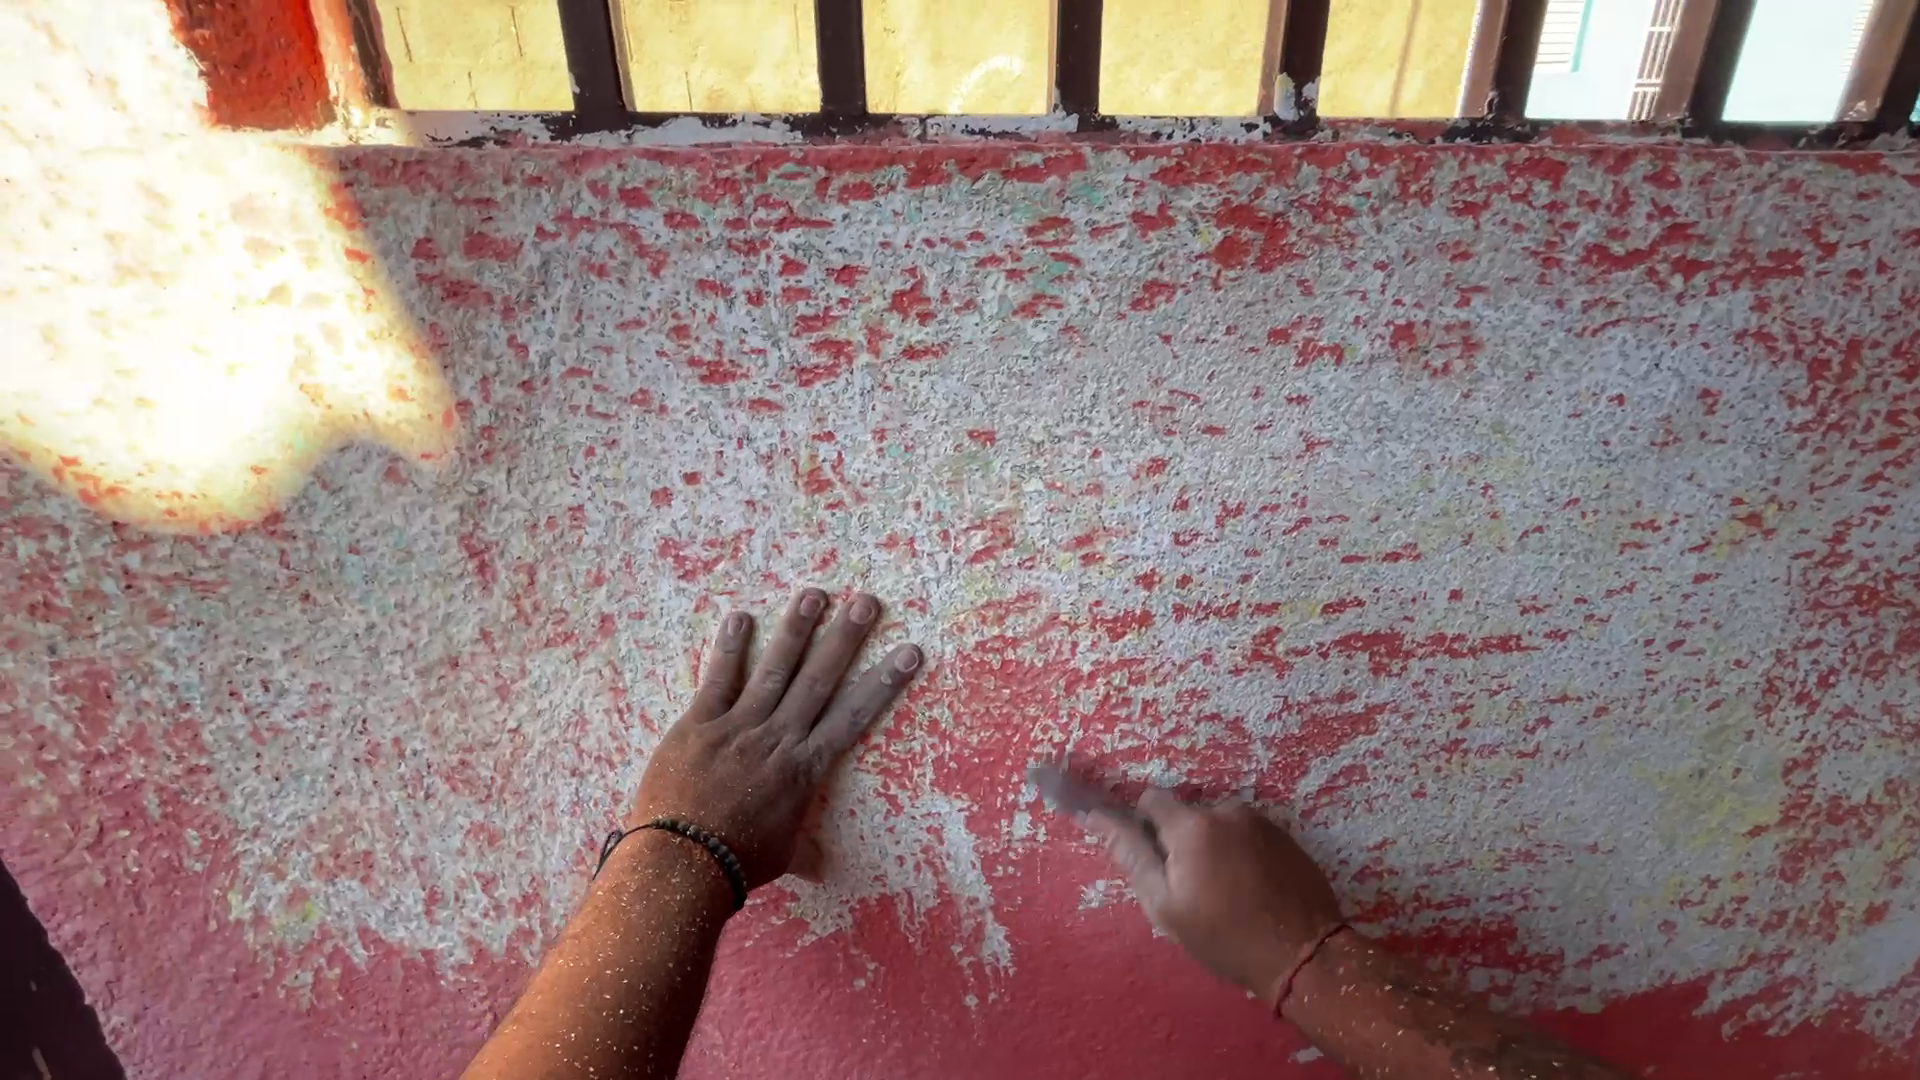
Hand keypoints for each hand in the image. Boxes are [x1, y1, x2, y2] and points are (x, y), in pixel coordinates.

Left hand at [630, 587, 922, 889]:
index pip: (855, 715)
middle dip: (846, 638)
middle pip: (819, 679)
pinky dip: (730, 649)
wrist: (680, 867)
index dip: (884, 682)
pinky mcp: (699, 724)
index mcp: (805, 767)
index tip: (908, 652)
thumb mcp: (781, 855)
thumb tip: (820, 867)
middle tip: (867, 601)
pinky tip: (740, 617)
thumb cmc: (737, 864)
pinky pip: (717, 680)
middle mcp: (779, 736)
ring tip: (814, 594)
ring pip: (775, 669)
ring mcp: (738, 725)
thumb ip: (802, 848)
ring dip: (796, 630)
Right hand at [1089, 792, 1343, 1002]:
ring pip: (1217, 823)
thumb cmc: (1225, 936)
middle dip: (1181, 839)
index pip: (1151, 799)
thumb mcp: (1166, 905)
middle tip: (1193, 885)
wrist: (1306, 957)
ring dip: (1212, 844)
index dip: (1146, 826)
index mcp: (1191, 825)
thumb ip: (1131, 855)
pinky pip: (1246, 832)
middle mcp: (1224, 809)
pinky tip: (1250, 886)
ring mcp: (1259, 820)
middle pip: (1186, 813)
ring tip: (1226, 889)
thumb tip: (1095, 815)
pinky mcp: (1284, 834)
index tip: (1156, 860)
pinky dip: (1240, 851)